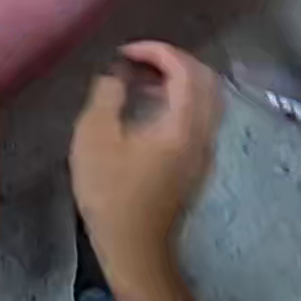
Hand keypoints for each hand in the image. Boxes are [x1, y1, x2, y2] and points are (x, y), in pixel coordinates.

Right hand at [69, 42, 222, 270]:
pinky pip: (198, 115)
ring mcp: (203, 152)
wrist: (134, 250)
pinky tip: (146, 103)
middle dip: (172, 59)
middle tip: (137, 57)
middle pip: (206, 80)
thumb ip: (107, 94)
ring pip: (206, 98)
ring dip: (176, 78)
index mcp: (182, 125)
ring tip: (137, 76)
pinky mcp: (196, 164)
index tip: (124, 52)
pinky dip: (178, 97)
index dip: (157, 50)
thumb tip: (117, 74)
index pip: (186, 70)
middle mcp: (203, 135)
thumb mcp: (95, 135)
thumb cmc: (111, 191)